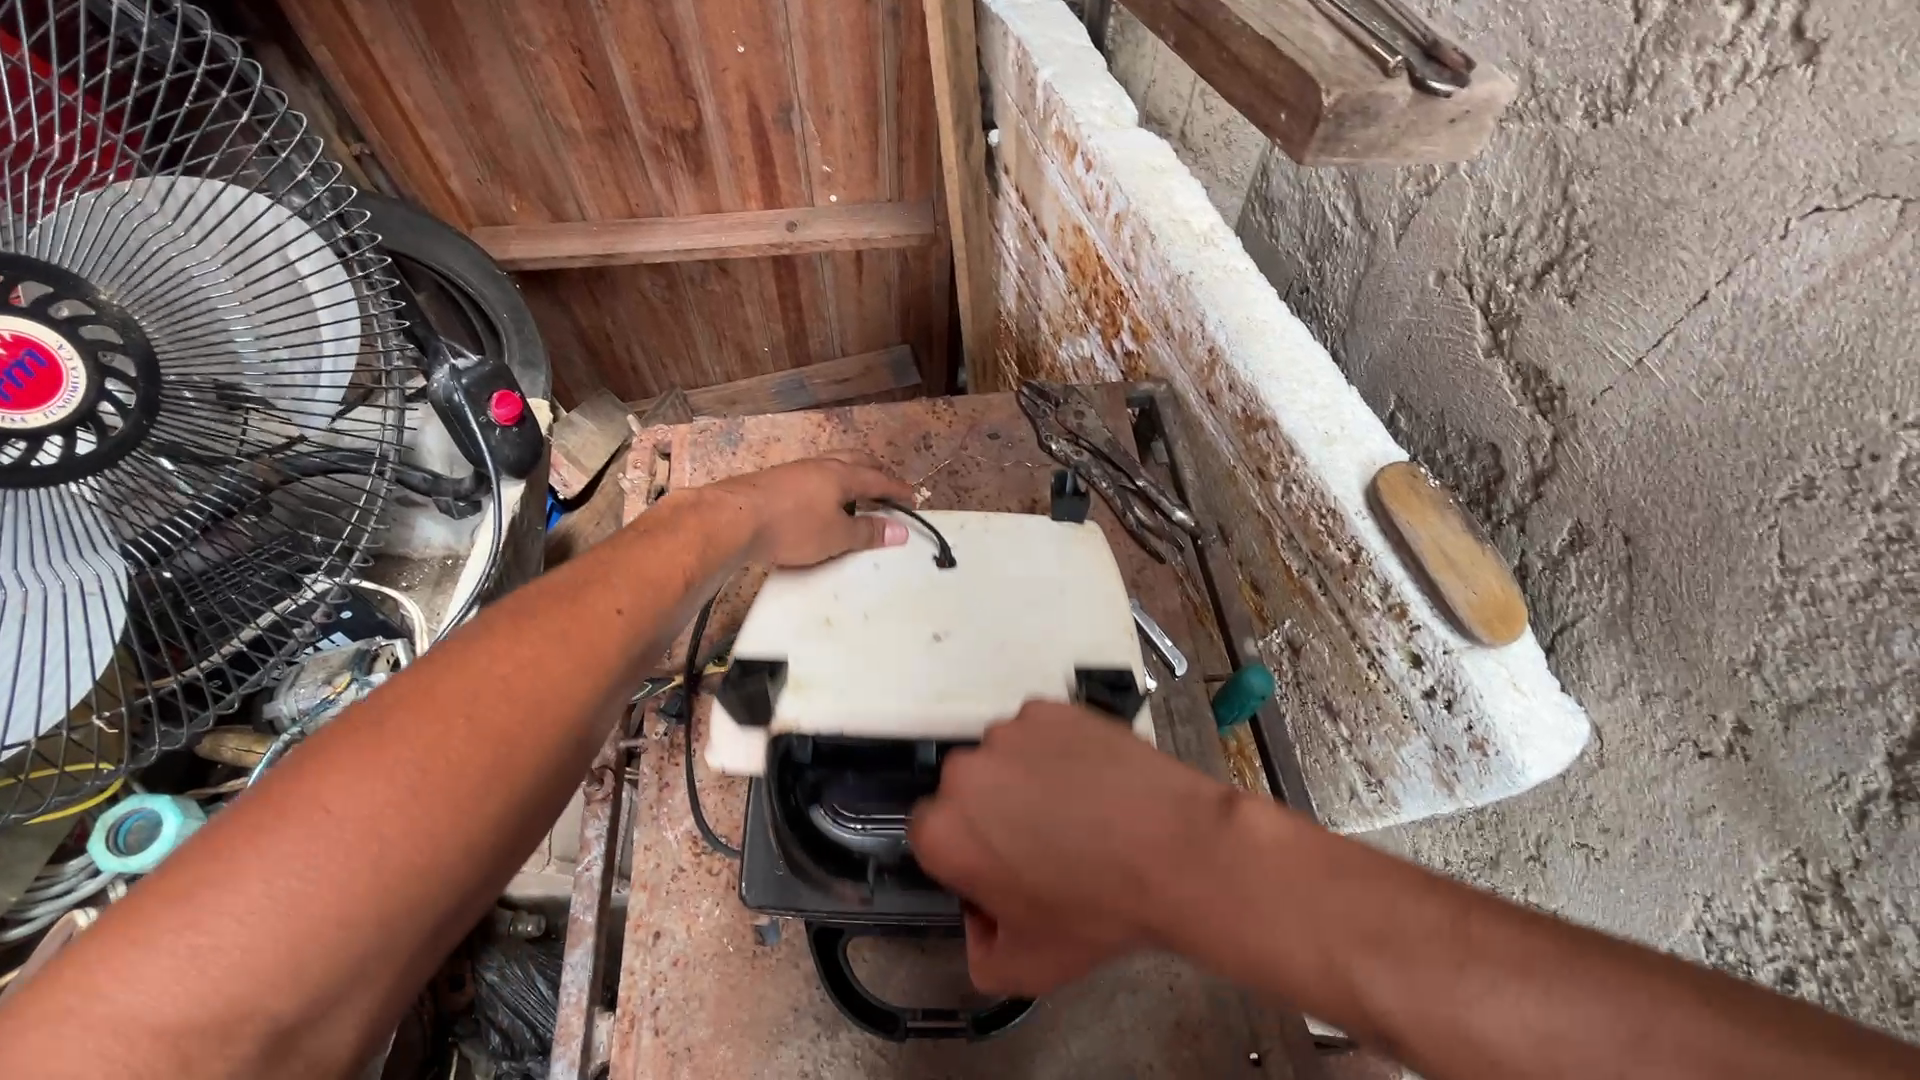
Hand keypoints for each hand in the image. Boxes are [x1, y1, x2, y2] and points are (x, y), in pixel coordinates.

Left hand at [696, 452, 914, 566]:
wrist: (732, 519)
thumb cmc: (792, 527)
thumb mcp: (837, 536)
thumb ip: (868, 532)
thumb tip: (900, 530)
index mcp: (841, 475)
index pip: (878, 479)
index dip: (898, 489)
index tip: (913, 498)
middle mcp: (820, 465)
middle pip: (855, 460)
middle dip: (874, 470)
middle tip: (886, 484)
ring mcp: (794, 470)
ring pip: (830, 465)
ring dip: (848, 474)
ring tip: (854, 491)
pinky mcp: (773, 481)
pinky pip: (810, 476)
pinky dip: (825, 484)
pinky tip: (818, 499)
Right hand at [909, 702, 1241, 996]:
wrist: (1176, 851)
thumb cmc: (1100, 909)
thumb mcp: (1029, 968)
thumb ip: (978, 954)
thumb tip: (980, 922)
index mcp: (944, 832)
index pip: (931, 837)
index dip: (966, 857)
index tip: (1000, 871)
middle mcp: (964, 772)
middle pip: (966, 793)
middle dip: (992, 815)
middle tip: (1043, 844)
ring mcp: (1010, 733)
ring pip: (1003, 759)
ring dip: (1023, 779)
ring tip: (1076, 811)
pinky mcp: (1050, 710)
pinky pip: (1039, 733)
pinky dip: (1056, 751)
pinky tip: (1091, 781)